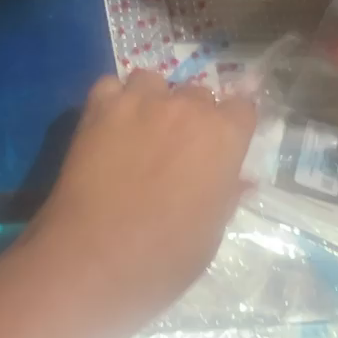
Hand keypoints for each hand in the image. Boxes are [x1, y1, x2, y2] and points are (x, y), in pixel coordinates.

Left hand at [30, 72, 256, 316]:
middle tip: (178, 149)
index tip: (224, 147)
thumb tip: (239, 179)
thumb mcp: (212, 232)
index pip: (243, 108)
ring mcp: (139, 102)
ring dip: (153, 99)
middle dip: (193, 115)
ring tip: (142, 130)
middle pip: (198, 93)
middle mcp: (186, 107)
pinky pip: (110, 86)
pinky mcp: (98, 108)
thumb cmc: (165, 256)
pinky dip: (113, 100)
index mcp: (224, 136)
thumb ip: (226, 194)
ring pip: (153, 81)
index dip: (233, 127)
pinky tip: (109, 126)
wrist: (94, 257)